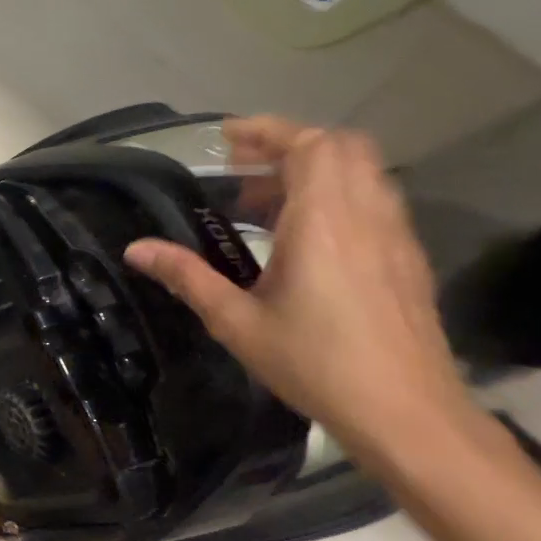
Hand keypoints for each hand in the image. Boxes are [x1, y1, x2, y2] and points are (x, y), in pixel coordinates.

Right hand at [123, 116, 471, 459]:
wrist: (404, 408)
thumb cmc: (313, 362)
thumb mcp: (235, 321)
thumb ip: (187, 277)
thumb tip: (135, 249)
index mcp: (323, 223)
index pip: (311, 146)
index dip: (270, 132)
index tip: (227, 138)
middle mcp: (365, 216)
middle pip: (341, 149)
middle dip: (290, 146)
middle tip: (240, 168)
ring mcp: (393, 236)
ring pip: (362, 174)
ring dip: (313, 171)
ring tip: (260, 203)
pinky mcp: (405, 258)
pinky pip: (372, 202)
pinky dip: (334, 197)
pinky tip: (298, 237)